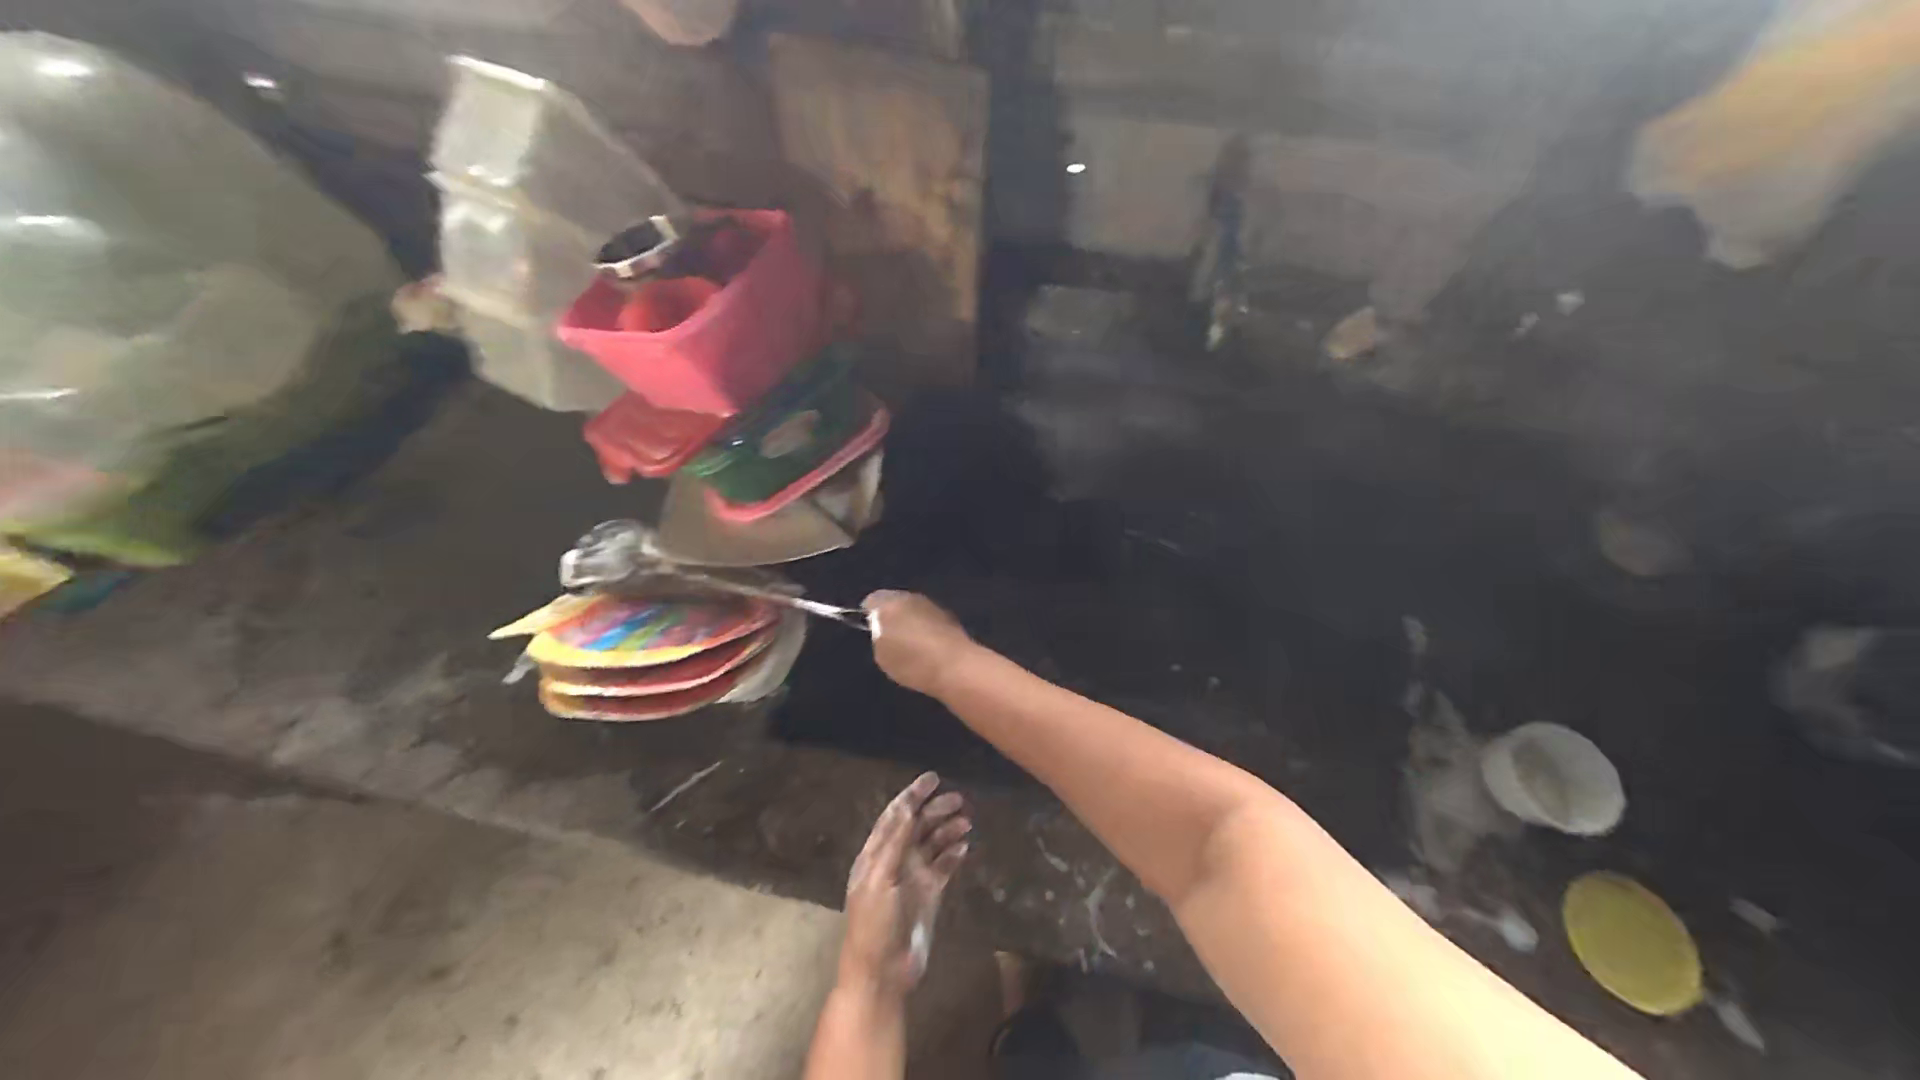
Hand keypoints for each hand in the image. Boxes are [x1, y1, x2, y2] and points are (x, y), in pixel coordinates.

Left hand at [840, 771, 971, 998]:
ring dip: (948, 829)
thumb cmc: (873, 923)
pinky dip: (953, 853)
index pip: (895, 815)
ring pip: (933, 843)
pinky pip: (944, 866)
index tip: (932, 778)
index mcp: (876, 853)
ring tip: (967, 820)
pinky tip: (965, 845)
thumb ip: (895, 842)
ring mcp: (913, 876)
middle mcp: (895, 859)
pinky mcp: (929, 894)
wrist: (882, 972)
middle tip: (959, 799)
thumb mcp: (880, 879)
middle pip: (917, 825)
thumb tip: (909, 806)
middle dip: (936, 809)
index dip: (912, 795)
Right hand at [864, 591, 974, 695]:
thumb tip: (882, 630)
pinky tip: (928, 647)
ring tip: (909, 645)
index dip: (867, 614)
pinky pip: (929, 620)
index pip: (871, 600)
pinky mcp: (950, 617)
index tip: (868, 629)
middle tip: (888, 638)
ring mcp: (932, 605)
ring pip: (913, 610)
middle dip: (890, 616)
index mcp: (889, 603)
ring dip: (910, 622)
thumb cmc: (912, 661)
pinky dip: (926, 629)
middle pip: (894, 602)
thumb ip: (878, 637)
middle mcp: (910, 597)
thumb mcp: (882, 655)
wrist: (956, 666)